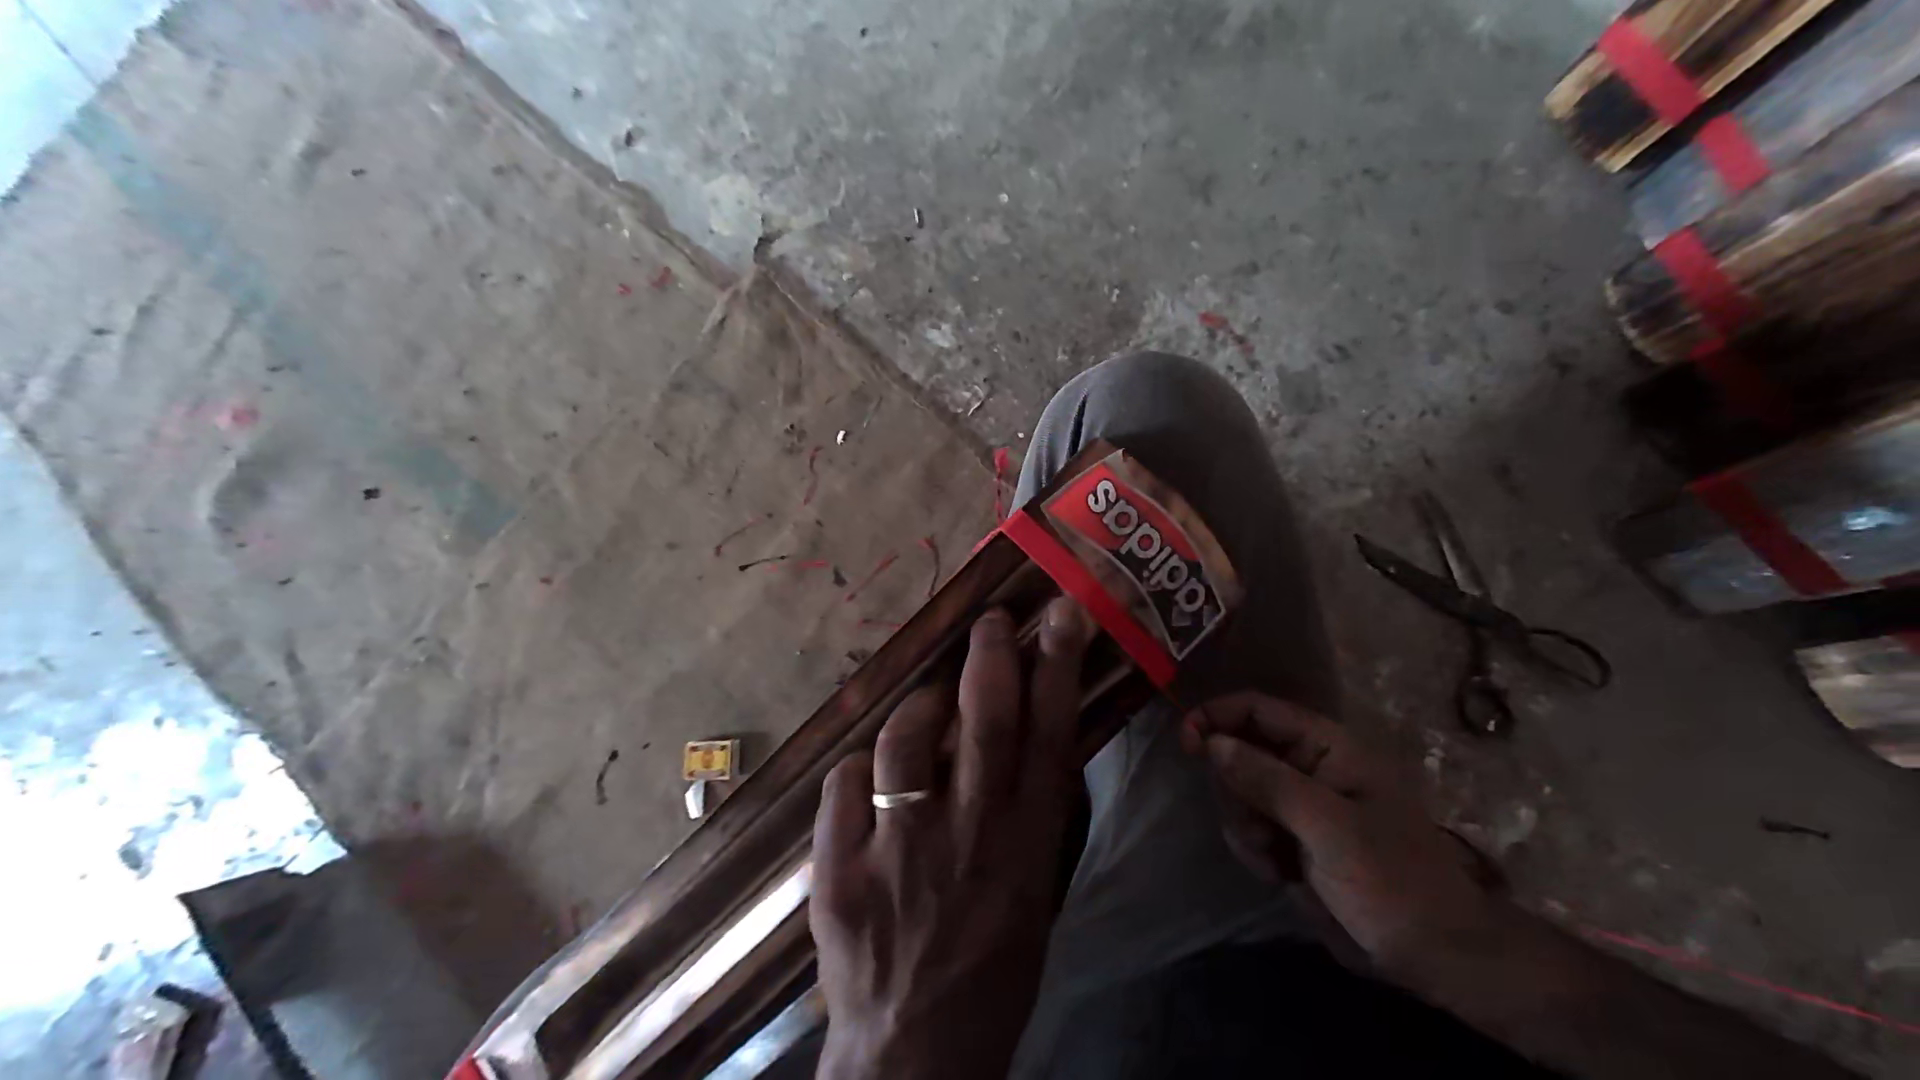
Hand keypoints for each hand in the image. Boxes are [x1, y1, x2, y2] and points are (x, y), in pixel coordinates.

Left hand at [811, 600, 1094, 1079]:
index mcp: (1023, 848)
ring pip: (904, 741)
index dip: (1057, 670)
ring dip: (917, 708)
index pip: (1049, 738)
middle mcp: (966, 837)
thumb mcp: (1034, 891)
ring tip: (926, 704)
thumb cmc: (989, 970)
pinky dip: (857, 769)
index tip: (1059, 617)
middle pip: (982, 723)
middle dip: (990, 658)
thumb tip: (1030, 735)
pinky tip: (867, 779)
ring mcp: (897, 850)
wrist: (912, 1052)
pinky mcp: (840, 868)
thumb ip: (1031, 813)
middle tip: (991, 621)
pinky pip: (845, 783)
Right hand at [1185, 693, 1503, 981]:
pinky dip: (1254, 849)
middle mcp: (1309, 767)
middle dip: (1235, 789)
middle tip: (1255, 828)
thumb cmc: (1393, 880)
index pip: (1258, 710)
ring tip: (1275, 859)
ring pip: (1238, 793)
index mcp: (1328, 747)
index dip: (1217, 716)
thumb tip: (1211, 742)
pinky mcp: (1293, 838)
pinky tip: (1280, 874)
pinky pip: (1248, 827)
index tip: (1186, 743)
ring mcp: (1300, 804)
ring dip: (1244, 826)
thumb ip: (1267, 781)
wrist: (1436, 956)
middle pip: (1240, 751)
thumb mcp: (1328, 827)